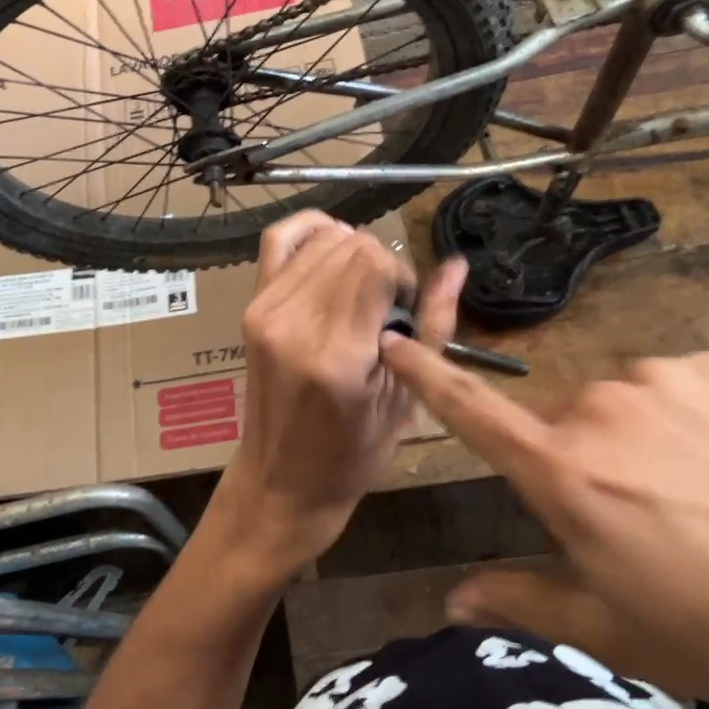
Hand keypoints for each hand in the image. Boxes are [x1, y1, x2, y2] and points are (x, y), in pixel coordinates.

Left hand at [215, 211, 465, 577]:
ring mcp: (265, 310)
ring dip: (352, 252)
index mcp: (338, 354)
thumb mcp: (407, 399)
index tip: (405, 311)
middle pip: (351, 246)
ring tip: (360, 290)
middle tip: (385, 307)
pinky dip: (308, 229)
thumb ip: (434, 325)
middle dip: (381, 265)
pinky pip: (278, 239)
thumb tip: (457, 264)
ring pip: (322, 239)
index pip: (376, 264)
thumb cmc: (353, 452)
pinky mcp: (251, 306)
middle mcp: (294, 323)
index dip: (402, 277)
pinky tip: (332, 243)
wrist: (283, 479)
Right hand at [374, 345, 708, 708]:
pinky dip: (694, 417)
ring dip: (643, 440)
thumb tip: (448, 600)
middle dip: (588, 465)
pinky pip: (680, 386)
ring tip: (708, 502)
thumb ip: (521, 599)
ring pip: (625, 404)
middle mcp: (602, 411)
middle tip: (648, 526)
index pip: (473, 414)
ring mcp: (666, 381)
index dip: (428, 378)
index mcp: (566, 475)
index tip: (397, 344)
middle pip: (568, 427)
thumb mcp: (615, 630)